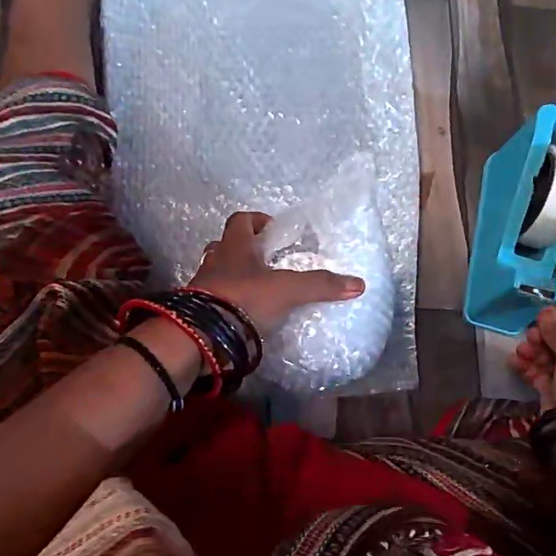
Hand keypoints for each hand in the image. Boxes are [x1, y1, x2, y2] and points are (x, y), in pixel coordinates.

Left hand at [186, 212, 364, 334]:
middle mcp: (214, 262)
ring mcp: (201, 287)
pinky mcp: (197, 312)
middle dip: (245, 251)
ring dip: (234, 277)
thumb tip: (358, 284)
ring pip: (217, 273)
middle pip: (226, 246)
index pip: (241, 221)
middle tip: (266, 262)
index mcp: (234, 247)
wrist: (202, 334)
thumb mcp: (288, 290)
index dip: (257, 221)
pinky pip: (213, 300)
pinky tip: (243, 314)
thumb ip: (320, 285)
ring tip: (256, 290)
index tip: (273, 230)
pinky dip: (227, 303)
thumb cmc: (244, 299)